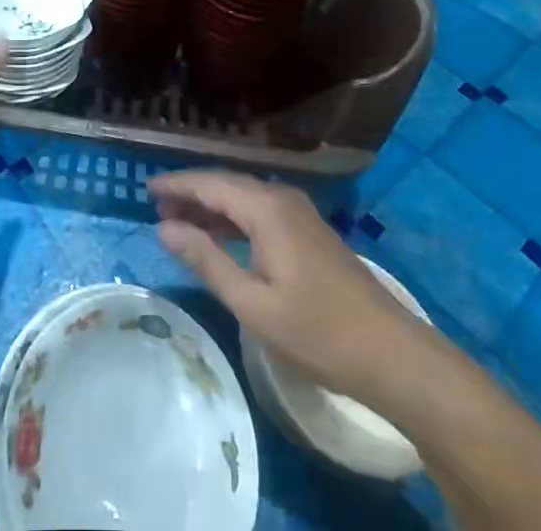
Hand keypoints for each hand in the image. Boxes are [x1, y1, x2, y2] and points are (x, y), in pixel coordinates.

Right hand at [148, 170, 432, 399]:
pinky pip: (260, 212)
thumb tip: (163, 227)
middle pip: (227, 184)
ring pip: (244, 198)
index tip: (144, 189)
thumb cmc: (319, 333)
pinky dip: (232, 219)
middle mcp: (284, 201)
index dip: (175, 185)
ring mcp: (301, 216)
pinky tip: (219, 237)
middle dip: (190, 193)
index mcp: (268, 210)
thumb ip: (206, 259)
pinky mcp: (310, 233)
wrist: (395, 357)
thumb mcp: (251, 303)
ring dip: (210, 206)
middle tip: (156, 209)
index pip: (210, 184)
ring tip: (178, 222)